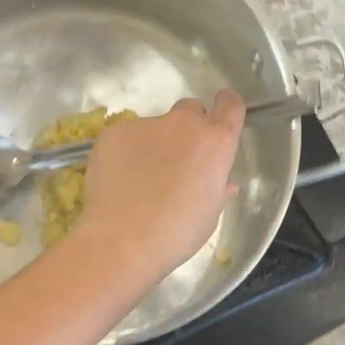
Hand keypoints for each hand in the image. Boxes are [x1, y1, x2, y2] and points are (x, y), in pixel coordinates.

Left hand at [77, 89, 244, 273]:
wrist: (123, 240)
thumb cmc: (178, 232)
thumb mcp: (210, 215)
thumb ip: (218, 190)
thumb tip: (223, 183)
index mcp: (215, 142)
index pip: (230, 105)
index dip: (228, 108)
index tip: (222, 119)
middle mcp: (183, 124)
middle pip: (191, 110)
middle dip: (190, 129)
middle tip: (181, 162)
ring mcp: (145, 125)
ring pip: (156, 127)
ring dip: (156, 144)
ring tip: (144, 180)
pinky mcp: (114, 133)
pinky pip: (127, 138)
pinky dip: (127, 154)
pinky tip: (121, 182)